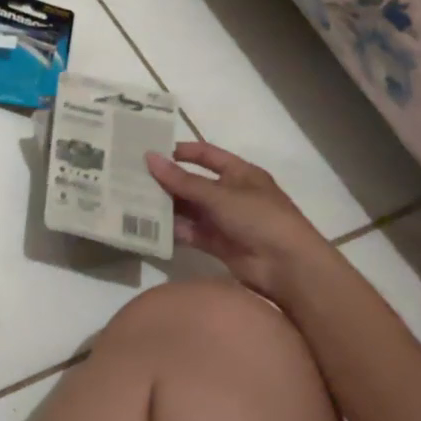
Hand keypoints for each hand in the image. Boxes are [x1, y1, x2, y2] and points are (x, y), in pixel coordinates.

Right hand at [145, 142, 337, 302]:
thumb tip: (149, 157)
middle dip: (165, 181)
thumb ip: (182, 180)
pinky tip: (147, 226)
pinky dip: (172, 230)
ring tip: (131, 200)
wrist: (289, 269)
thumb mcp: (220, 195)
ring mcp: (224, 220)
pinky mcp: (218, 244)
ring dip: (165, 206)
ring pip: (188, 208)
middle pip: (192, 182)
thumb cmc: (260, 219)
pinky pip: (190, 232)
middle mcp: (231, 194)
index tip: (149, 151)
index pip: (205, 155)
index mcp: (240, 174)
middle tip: (131, 177)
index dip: (180, 151)